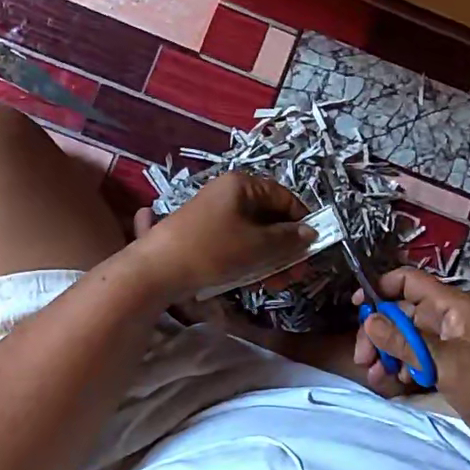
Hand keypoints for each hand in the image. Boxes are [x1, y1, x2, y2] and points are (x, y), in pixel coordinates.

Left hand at [124, 173, 315, 303]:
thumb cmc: (212, 250)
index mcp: (241, 185)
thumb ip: (288, 239)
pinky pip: (236, 244)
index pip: (284, 196)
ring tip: (276, 285)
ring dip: (269, 259)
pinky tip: (254, 283)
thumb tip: (310, 233)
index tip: (312, 248)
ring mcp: (214, 215)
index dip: (302, 221)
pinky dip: (249, 261)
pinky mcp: (204, 235)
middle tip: (295, 275)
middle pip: (269, 217)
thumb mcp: (257, 245)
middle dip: (286, 247)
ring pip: (253, 234)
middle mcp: (227, 194)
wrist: (157, 269)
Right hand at [354, 268, 469, 437]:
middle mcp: (444, 318)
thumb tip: (368, 320)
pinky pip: (409, 357)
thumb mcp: (445, 363)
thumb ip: (405, 342)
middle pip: (398, 312)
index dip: (381, 287)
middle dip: (377, 333)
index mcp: (451, 306)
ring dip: (383, 354)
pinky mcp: (440, 362)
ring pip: (400, 337)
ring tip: (375, 376)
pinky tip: (388, 383)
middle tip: (363, 358)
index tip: (357, 306)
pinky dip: (396, 367)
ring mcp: (442, 341)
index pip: (409, 281)